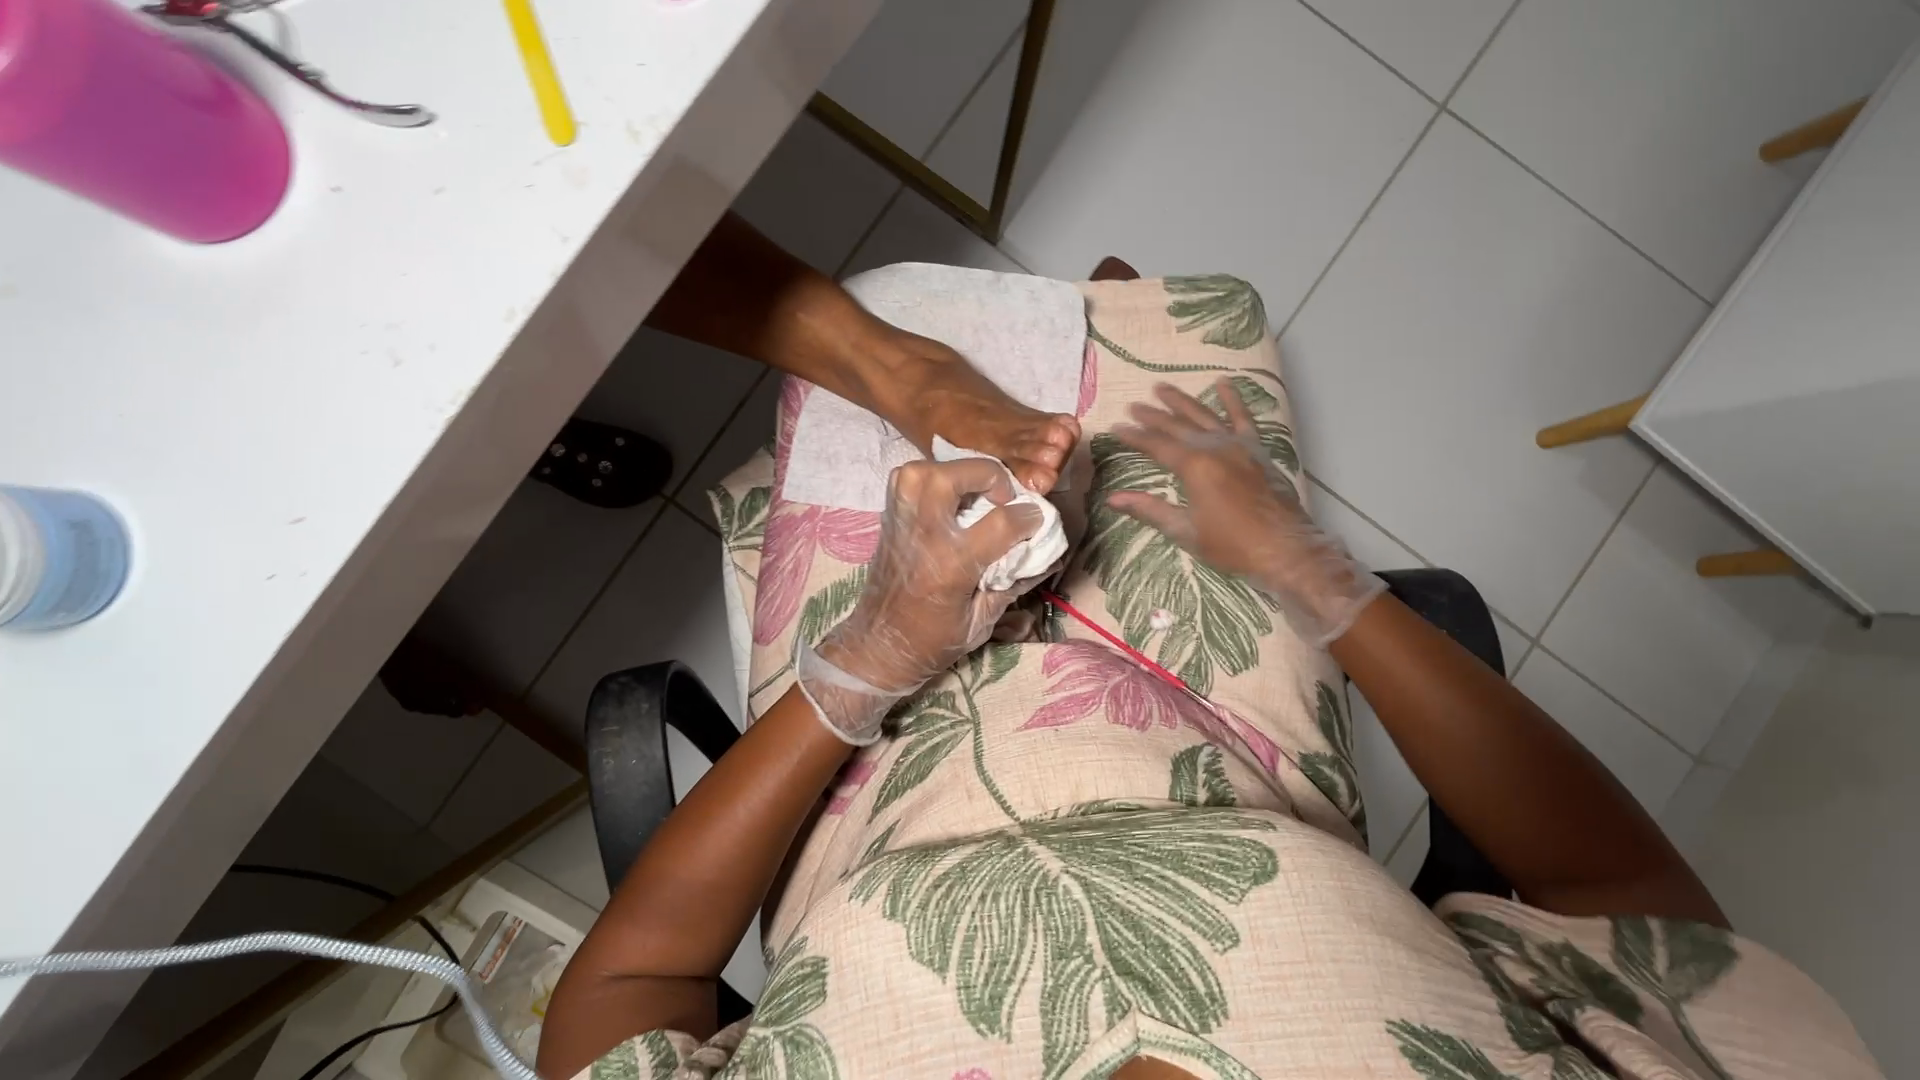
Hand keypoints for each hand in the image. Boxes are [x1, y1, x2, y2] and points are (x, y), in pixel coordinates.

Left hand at [800, 459, 1046, 743]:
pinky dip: (931, 477)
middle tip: (1001, 497)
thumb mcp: (981, 621)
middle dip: (989, 475)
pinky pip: (905, 479)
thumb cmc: (932, 642)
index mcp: (951, 566)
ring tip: (974, 491)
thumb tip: (1044, 553)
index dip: (1029, 517)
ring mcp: (901, 523)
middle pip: (953, 476)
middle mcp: (924, 536)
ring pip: (923, 469)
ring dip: (955, 471)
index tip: (1036, 520)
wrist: (878, 647)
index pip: (1001, 523)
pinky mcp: (888, 519)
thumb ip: (1012, 584)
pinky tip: (948, 497)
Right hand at [1109, 380, 1383, 646]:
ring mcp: (1239, 446)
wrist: (1285, 550)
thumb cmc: (1232, 545)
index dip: (1135, 437)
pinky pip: (1244, 419)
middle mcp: (1216, 448)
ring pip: (1205, 417)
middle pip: (1178, 427)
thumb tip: (1113, 498)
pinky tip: (1223, 384)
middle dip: (1154, 416)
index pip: (1157, 446)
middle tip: (1134, 405)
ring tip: (1162, 388)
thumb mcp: (1185, 531)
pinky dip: (1233, 400)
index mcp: (1195, 467)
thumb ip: (1149, 509)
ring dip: (1183, 402)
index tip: (1116, 427)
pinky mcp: (1258, 451)